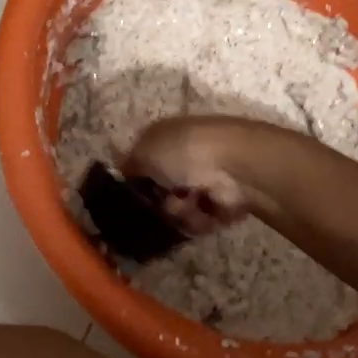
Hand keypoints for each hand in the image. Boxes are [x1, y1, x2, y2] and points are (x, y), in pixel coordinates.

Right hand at [119, 115, 270, 234]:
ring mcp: (203, 180)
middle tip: (157, 203)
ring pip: (176, 207)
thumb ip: (128, 165)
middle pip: (159, 188)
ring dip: (177, 211)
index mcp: (165, 136)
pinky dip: (198, 221)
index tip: (127, 195)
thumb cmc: (183, 152)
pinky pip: (199, 221)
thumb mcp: (144, 152)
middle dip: (155, 200)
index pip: (142, 159)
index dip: (133, 178)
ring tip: (185, 206)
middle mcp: (183, 156)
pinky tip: (202, 213)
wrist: (236, 167)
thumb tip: (121, 173)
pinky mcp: (221, 204)